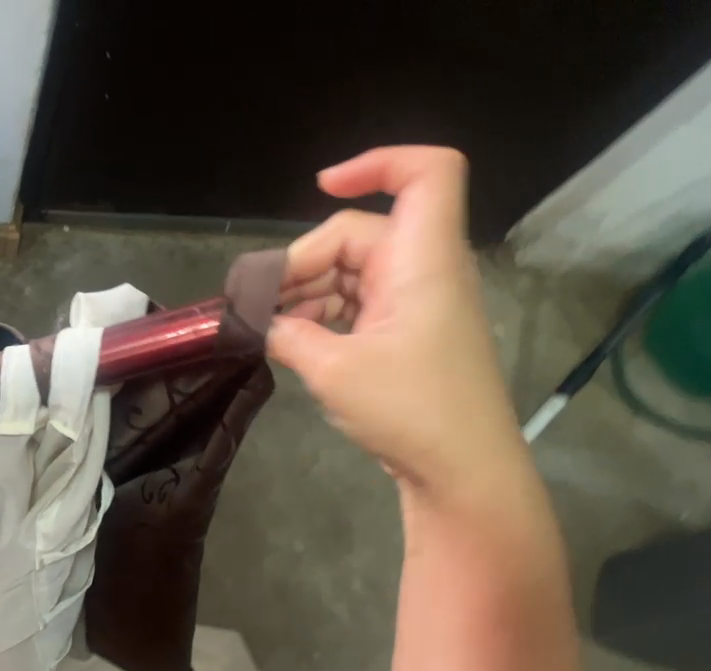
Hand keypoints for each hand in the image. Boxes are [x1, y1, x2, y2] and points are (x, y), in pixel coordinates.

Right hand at [267, 147, 527, 498]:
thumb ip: (286, 335)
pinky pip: (354, 303)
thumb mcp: (333, 370)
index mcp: (421, 262)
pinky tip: (286, 339)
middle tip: (254, 306)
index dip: (377, 165)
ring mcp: (413, 302)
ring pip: (349, 271)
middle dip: (301, 262)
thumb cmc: (409, 409)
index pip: (426, 174)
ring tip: (261, 328)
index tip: (320, 187)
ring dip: (302, 293)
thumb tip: (251, 322)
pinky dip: (317, 314)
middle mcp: (421, 270)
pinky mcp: (403, 332)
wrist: (459, 466)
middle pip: (357, 234)